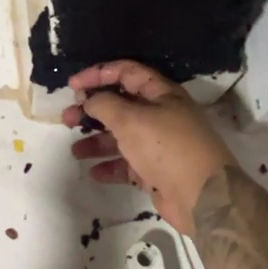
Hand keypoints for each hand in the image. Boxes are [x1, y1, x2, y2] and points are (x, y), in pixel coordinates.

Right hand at [63, 60, 239, 234]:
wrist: (201, 195)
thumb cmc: (166, 147)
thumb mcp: (131, 119)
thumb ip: (104, 104)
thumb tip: (89, 100)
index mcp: (161, 94)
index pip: (126, 72)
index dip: (98, 74)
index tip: (73, 85)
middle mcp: (160, 115)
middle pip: (120, 105)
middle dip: (92, 111)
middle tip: (67, 119)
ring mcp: (158, 144)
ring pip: (120, 136)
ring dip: (96, 141)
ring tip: (75, 151)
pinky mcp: (155, 170)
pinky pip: (127, 163)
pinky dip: (109, 166)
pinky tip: (93, 172)